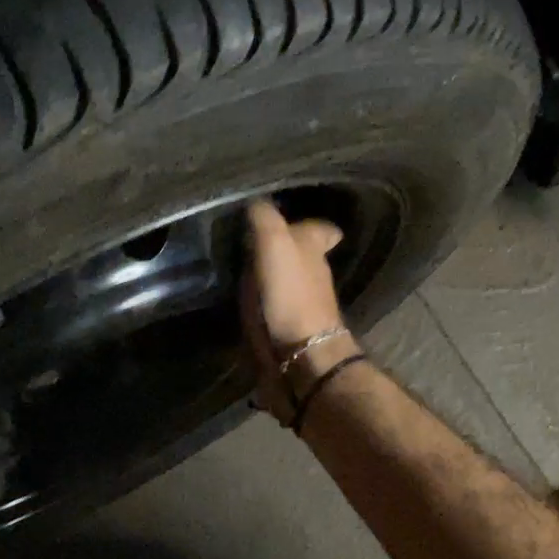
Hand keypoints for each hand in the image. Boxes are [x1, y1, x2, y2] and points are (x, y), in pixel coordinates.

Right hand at [241, 200, 360, 423]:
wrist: (299, 359)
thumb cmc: (291, 296)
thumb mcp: (274, 244)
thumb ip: (264, 218)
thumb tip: (253, 199)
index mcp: (314, 249)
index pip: (321, 228)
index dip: (309, 222)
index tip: (290, 215)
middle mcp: (312, 274)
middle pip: (302, 254)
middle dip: (284, 246)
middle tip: (252, 237)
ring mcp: (299, 304)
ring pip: (286, 280)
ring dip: (269, 273)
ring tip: (237, 263)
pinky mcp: (283, 329)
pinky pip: (270, 307)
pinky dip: (259, 301)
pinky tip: (238, 297)